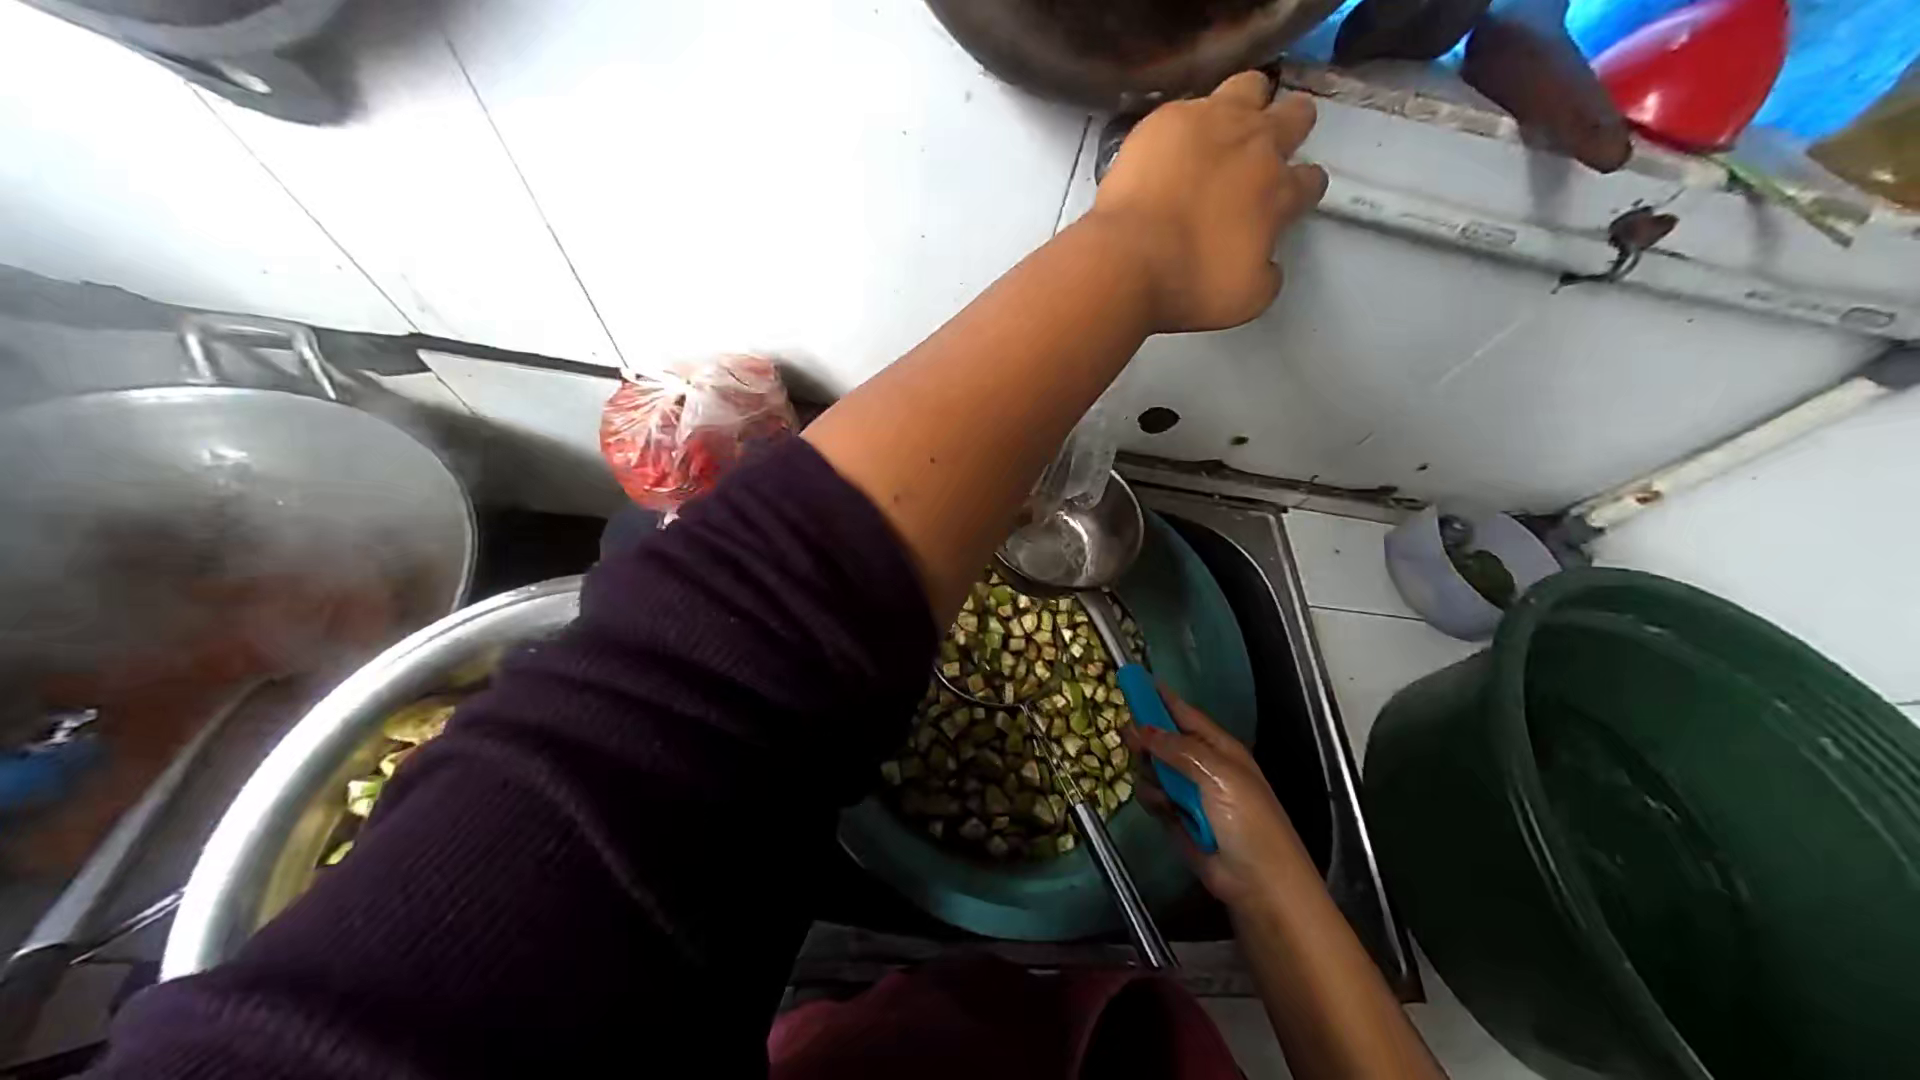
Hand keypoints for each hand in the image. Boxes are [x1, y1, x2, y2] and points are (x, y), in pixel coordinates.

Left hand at [1086, 71, 1328, 334]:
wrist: (1126, 261)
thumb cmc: (1187, 285)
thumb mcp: (1247, 298)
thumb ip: (1268, 273)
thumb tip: (1267, 262)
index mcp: (1277, 192)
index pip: (1310, 180)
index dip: (1301, 190)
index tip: (1287, 200)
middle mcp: (1254, 145)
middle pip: (1294, 115)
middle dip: (1289, 129)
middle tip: (1264, 151)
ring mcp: (1209, 123)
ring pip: (1249, 87)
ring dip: (1246, 104)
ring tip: (1224, 129)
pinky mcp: (1164, 120)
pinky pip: (1185, 107)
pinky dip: (1184, 125)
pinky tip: (1168, 147)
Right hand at [1125, 687, 1316, 914]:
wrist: (1260, 884)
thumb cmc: (1248, 821)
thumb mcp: (1217, 775)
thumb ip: (1177, 749)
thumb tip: (1142, 727)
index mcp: (1219, 748)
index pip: (1184, 713)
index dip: (1160, 697)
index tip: (1132, 680)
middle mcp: (1201, 765)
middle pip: (1161, 738)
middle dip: (1146, 738)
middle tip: (1130, 739)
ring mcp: (1188, 792)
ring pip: (1151, 767)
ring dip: (1150, 774)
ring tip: (1161, 790)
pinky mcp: (1176, 817)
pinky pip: (1151, 796)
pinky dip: (1152, 800)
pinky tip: (1163, 809)